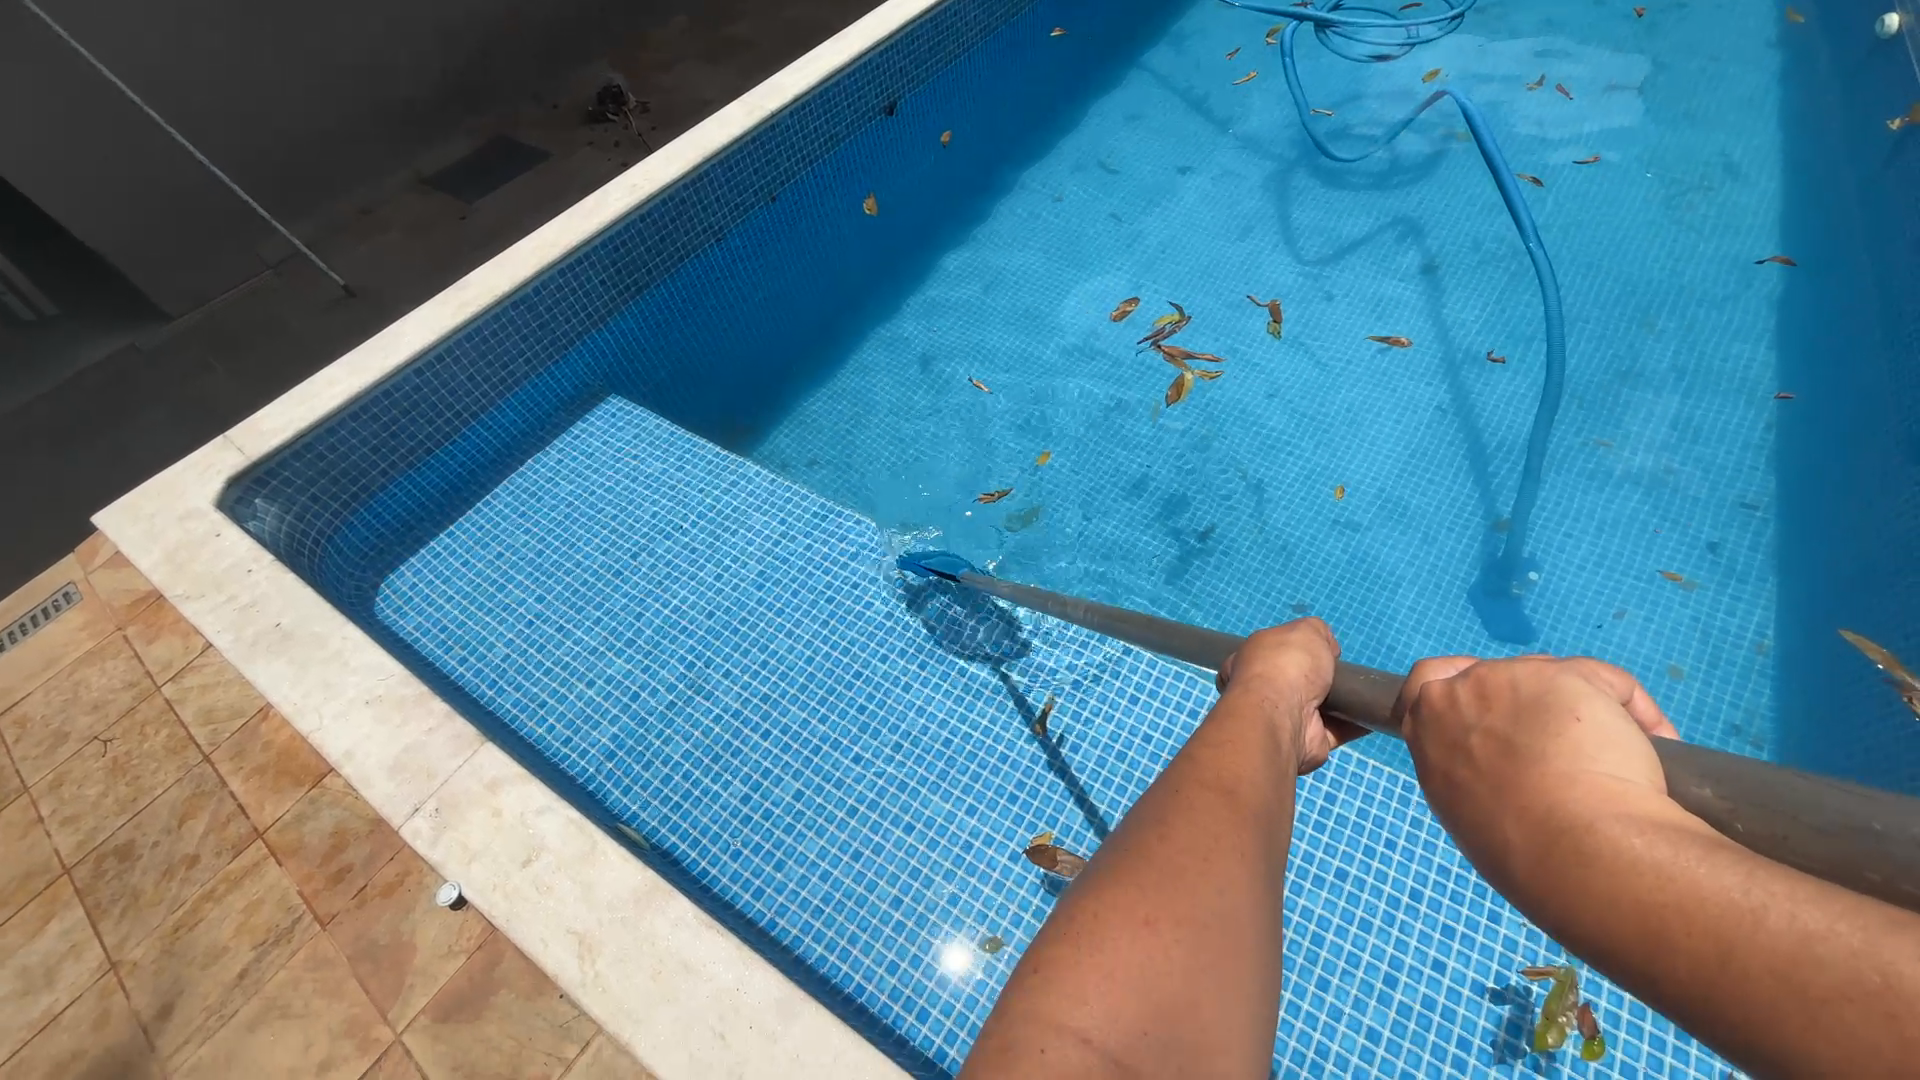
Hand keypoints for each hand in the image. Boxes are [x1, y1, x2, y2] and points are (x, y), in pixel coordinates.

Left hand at [1216, 618, 1365, 773]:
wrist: (1285, 715)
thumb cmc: (1288, 664)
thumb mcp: (1304, 630)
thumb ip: (1316, 631)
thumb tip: (1327, 647)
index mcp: (1250, 660)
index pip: (1269, 652)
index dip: (1292, 648)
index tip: (1318, 649)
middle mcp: (1261, 689)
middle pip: (1295, 680)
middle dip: (1319, 677)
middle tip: (1341, 672)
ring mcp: (1283, 717)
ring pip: (1316, 706)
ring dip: (1340, 701)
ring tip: (1362, 691)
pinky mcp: (1308, 740)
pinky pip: (1337, 729)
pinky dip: (1355, 723)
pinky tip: (1375, 714)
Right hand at [1394, 655, 1683, 900]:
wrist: (1572, 846)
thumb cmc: (1516, 849)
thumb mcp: (1467, 811)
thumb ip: (1471, 773)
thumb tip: (1513, 773)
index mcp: (1426, 730)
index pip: (1426, 683)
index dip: (1458, 687)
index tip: (1491, 710)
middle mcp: (1458, 693)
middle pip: (1496, 676)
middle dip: (1529, 699)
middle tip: (1563, 744)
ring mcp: (1508, 677)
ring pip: (1552, 677)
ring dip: (1581, 707)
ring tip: (1618, 760)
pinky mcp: (1566, 676)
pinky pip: (1608, 683)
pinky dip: (1635, 711)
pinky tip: (1657, 745)